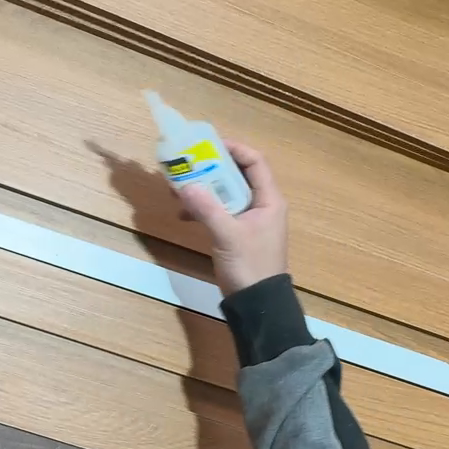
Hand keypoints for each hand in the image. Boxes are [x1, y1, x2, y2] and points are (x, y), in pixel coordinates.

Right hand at [176, 141, 288, 295]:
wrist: (257, 303)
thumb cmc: (250, 266)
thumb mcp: (227, 236)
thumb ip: (207, 209)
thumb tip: (184, 185)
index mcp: (269, 200)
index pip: (255, 162)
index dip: (235, 149)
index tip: (209, 145)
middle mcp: (261, 205)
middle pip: (237, 175)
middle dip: (211, 168)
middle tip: (187, 163)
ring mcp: (249, 219)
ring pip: (225, 193)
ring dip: (204, 188)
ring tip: (179, 187)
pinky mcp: (237, 232)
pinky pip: (219, 210)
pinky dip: (203, 208)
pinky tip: (184, 213)